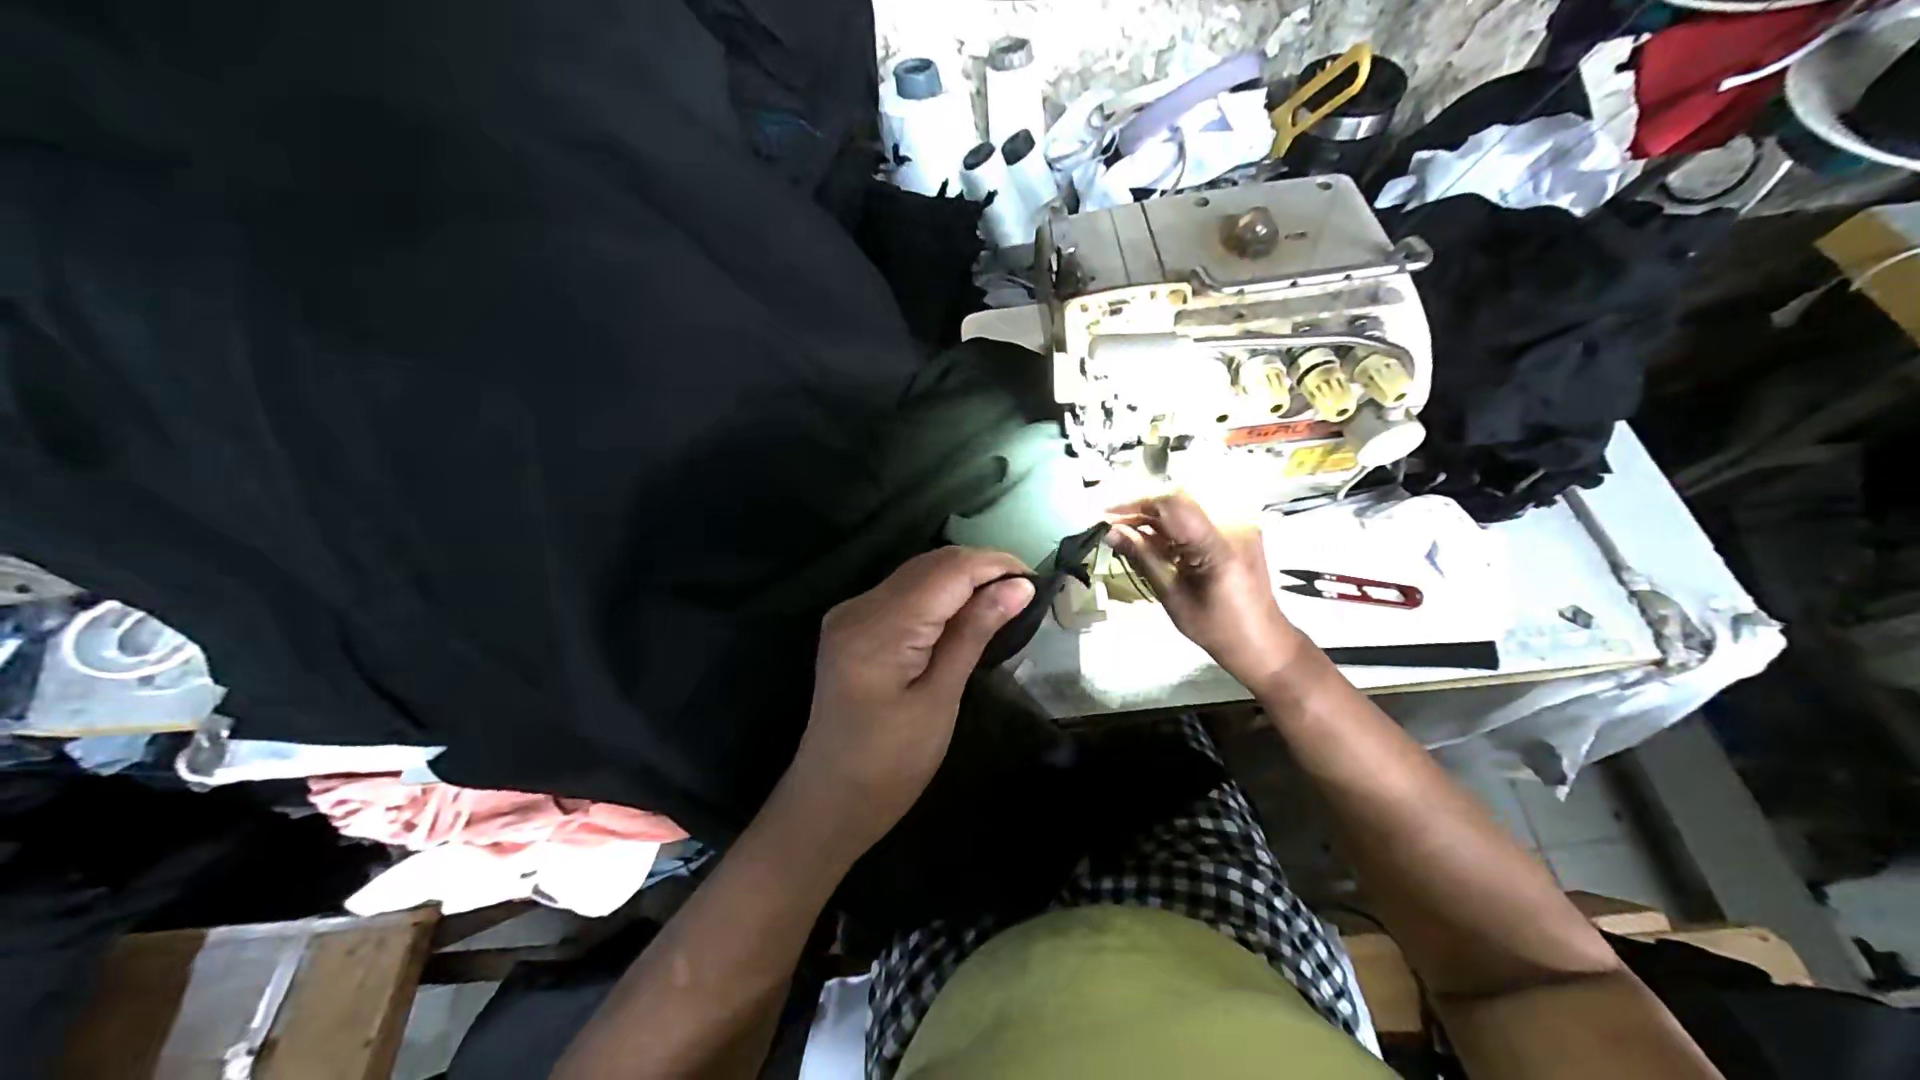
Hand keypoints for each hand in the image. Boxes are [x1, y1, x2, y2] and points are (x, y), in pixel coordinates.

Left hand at [782, 547, 1033, 856]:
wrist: (830, 800)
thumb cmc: (891, 765)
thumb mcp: (940, 699)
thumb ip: (974, 633)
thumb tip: (1018, 587)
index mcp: (879, 627)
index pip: (947, 571)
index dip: (995, 565)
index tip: (1037, 582)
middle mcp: (859, 607)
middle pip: (930, 564)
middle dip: (981, 568)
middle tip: (1025, 593)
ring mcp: (850, 613)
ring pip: (917, 573)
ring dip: (962, 579)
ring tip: (1004, 600)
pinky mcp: (851, 625)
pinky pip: (902, 593)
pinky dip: (938, 594)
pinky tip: (964, 612)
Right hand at [1107, 493, 1310, 690]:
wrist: (1262, 640)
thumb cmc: (1216, 628)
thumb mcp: (1172, 596)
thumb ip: (1143, 557)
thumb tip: (1111, 532)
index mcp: (1219, 545)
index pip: (1172, 504)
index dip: (1135, 503)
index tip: (1106, 514)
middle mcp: (1233, 525)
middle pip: (1178, 500)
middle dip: (1140, 509)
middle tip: (1112, 525)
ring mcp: (1239, 524)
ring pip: (1186, 506)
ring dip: (1153, 516)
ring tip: (1126, 531)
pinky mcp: (1239, 528)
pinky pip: (1198, 516)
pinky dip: (1171, 524)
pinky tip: (1153, 538)